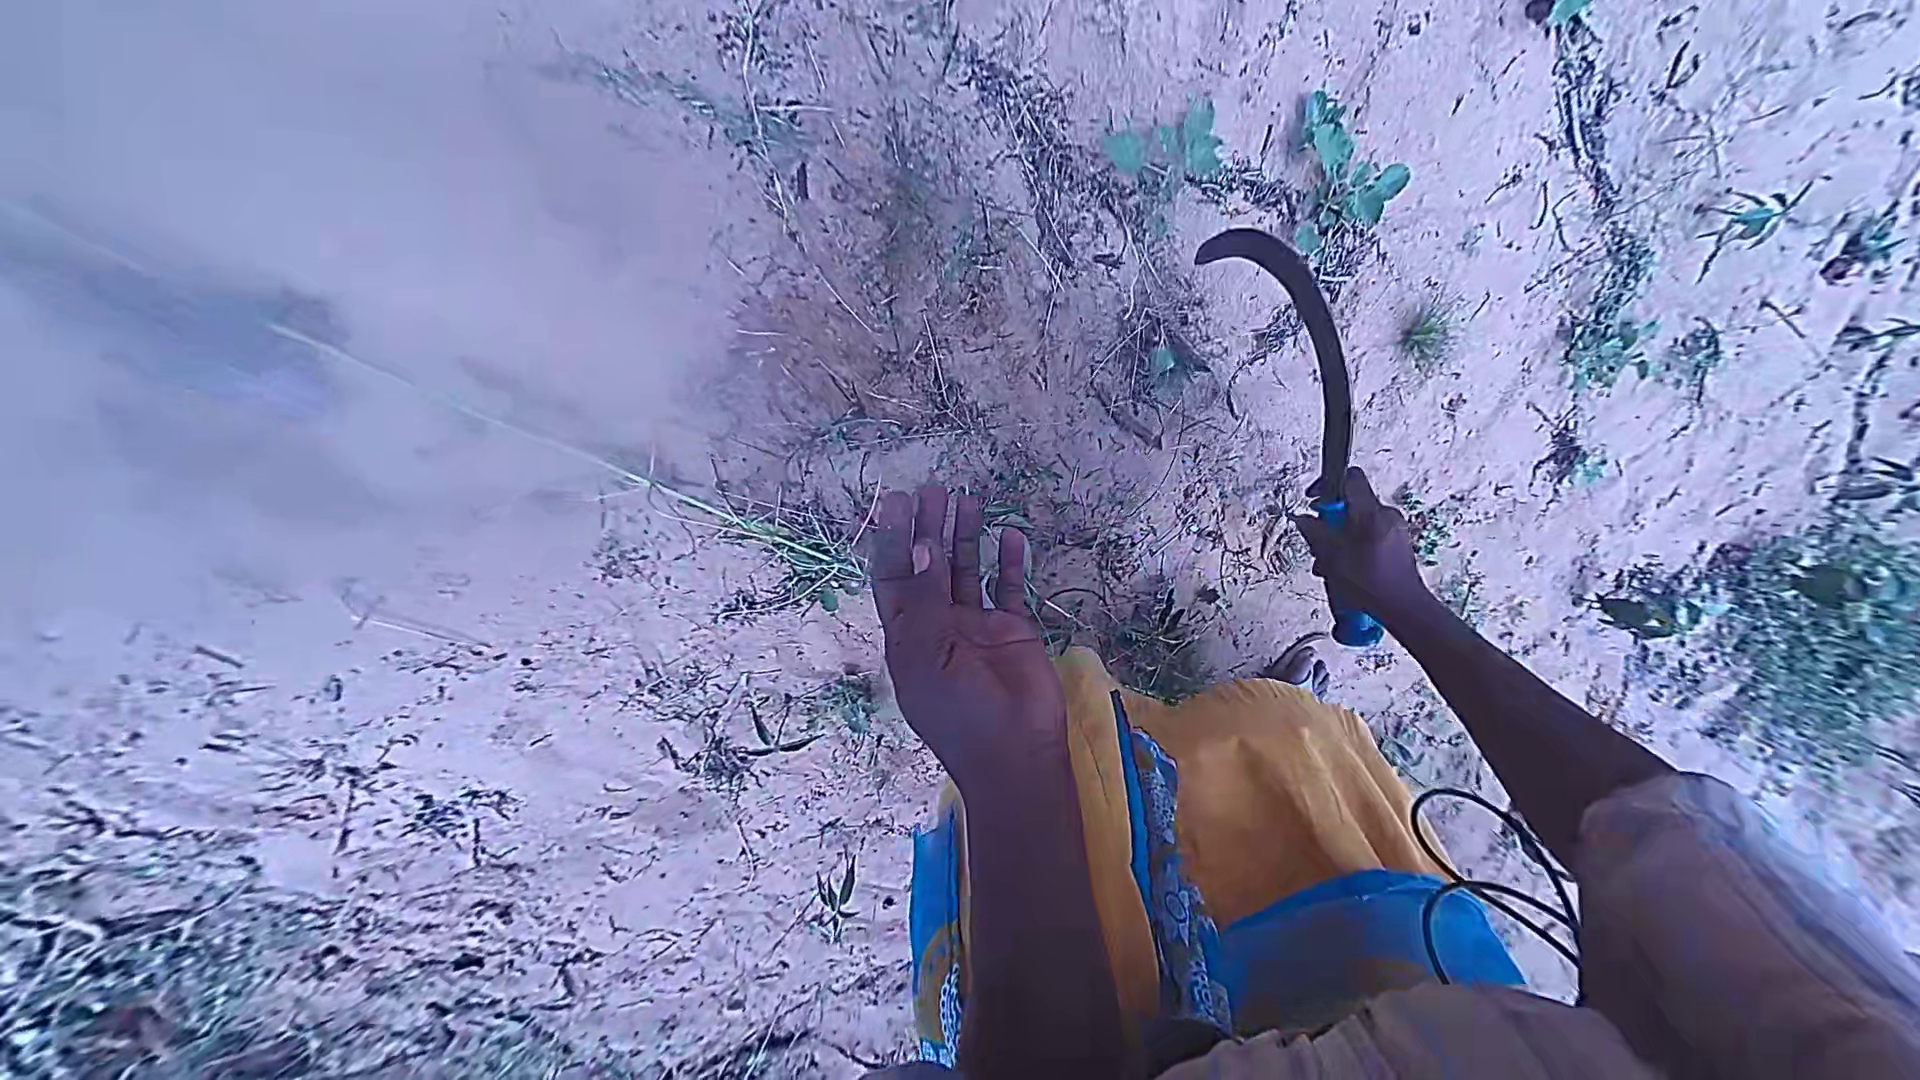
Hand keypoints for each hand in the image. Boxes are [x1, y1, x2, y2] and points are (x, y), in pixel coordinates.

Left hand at [869, 487, 1067, 793]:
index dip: (893, 540)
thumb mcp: (926, 653)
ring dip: (967, 537)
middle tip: (933, 490)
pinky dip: (1009, 563)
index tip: (896, 502)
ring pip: (968, 570)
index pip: (894, 576)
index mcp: (908, 632)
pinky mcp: (1013, 628)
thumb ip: (924, 598)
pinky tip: (1009, 535)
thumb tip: (920, 548)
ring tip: (969, 500)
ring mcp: (977, 625)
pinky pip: (1009, 588)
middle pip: (931, 565)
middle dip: (930, 528)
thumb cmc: (958, 709)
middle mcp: (939, 622)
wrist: (1015, 751)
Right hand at [1294, 467, 1436, 626]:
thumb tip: (1303, 519)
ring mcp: (1394, 528)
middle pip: (1350, 504)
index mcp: (1371, 513)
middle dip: (1330, 520)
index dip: (1327, 485)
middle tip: (1320, 539)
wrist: (1401, 606)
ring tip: (1331, 559)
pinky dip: (1352, 544)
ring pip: (1357, 521)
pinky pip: (1368, 533)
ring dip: (1339, 536)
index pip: (1350, 478)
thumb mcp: (1331, 555)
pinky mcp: (1396, 542)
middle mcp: (1387, 516)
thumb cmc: (1372, 583)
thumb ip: (1314, 532)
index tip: (1313, 499)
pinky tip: (1344, 565)